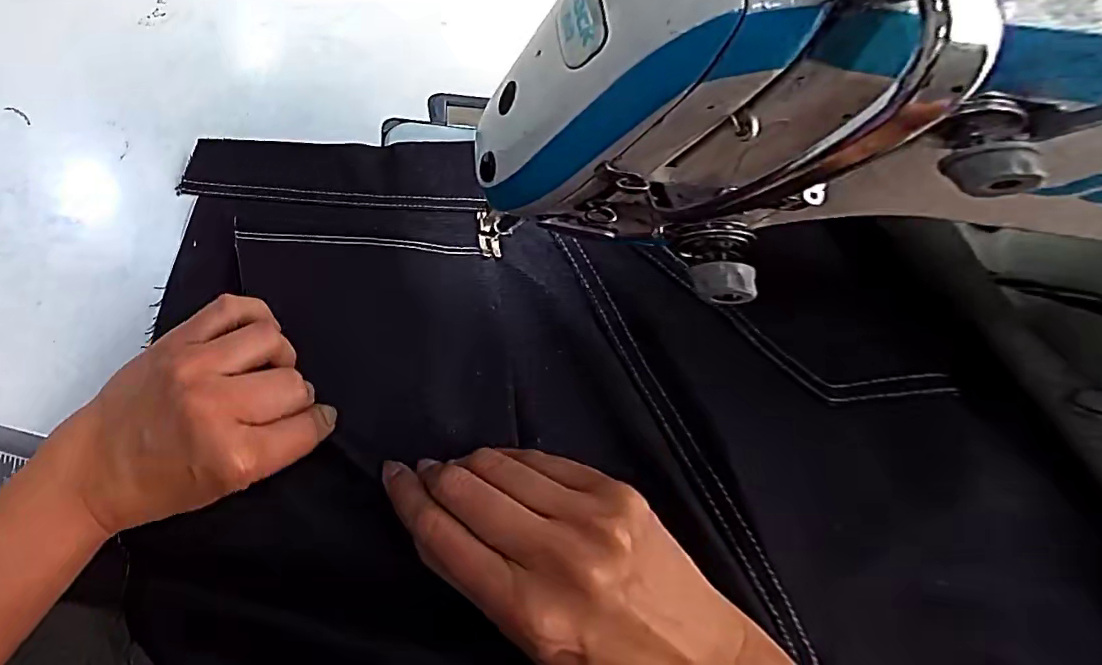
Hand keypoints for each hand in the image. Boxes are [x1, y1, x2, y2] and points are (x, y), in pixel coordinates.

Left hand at [37, 294, 336, 536]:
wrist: (95, 464)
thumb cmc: (157, 486)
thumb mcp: (222, 487)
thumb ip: (270, 451)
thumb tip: (309, 413)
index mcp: (232, 457)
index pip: (304, 428)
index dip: (319, 422)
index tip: (320, 418)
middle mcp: (217, 406)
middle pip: (293, 382)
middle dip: (298, 394)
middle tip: (283, 400)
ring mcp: (196, 365)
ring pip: (272, 338)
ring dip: (279, 355)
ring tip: (266, 366)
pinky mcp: (179, 338)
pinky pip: (235, 307)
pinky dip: (256, 316)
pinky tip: (253, 334)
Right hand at [385, 449, 792, 664]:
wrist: (709, 664)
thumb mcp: (533, 647)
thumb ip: (478, 584)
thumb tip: (431, 525)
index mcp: (533, 613)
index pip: (445, 538)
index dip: (408, 501)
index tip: (392, 477)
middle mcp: (558, 557)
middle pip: (465, 491)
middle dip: (432, 476)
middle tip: (421, 472)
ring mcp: (591, 517)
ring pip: (498, 464)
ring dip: (468, 463)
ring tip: (459, 469)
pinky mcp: (616, 491)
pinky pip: (541, 457)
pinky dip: (510, 459)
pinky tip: (502, 466)